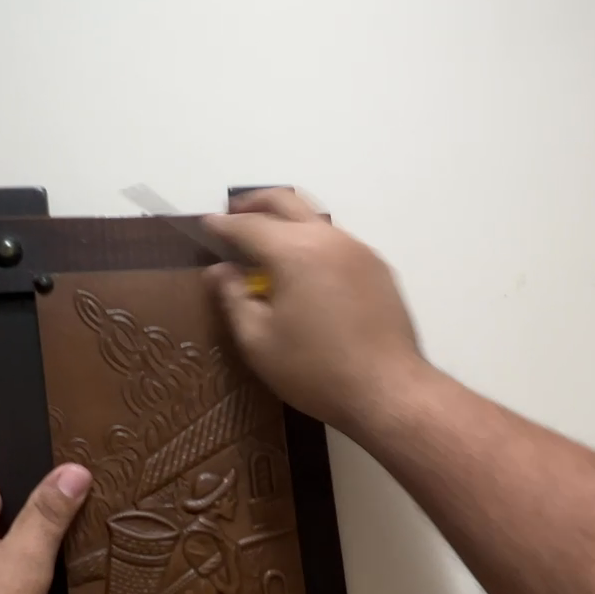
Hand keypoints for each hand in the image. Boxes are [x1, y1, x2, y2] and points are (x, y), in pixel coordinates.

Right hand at [202, 189, 426, 431]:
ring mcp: (360, 251)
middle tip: (233, 217)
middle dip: (254, 204)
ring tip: (267, 243)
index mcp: (296, 251)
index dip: (222, 225)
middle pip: (286, 202)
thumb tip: (220, 271)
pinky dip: (313, 242)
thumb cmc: (316, 371)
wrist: (388, 392)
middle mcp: (330, 239)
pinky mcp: (379, 270)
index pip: (249, 225)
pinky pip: (338, 242)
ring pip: (316, 220)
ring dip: (287, 222)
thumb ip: (233, 299)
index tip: (206, 225)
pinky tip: (305, 270)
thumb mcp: (259, 342)